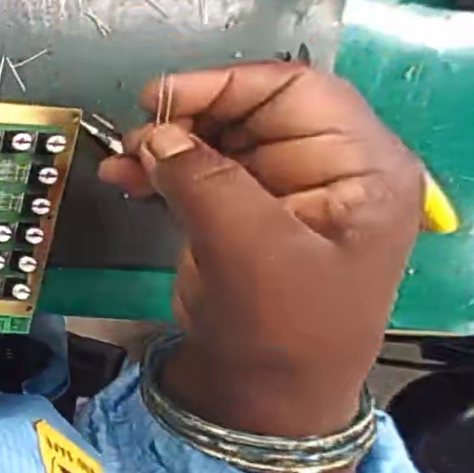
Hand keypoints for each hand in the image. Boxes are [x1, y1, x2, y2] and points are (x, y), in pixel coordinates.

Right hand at [96, 63, 422, 441]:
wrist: (261, 387)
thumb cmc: (279, 323)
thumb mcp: (250, 248)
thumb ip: (205, 182)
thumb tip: (155, 136)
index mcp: (355, 165)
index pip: (293, 92)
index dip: (223, 85)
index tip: (154, 99)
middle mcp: (317, 168)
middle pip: (246, 113)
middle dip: (184, 119)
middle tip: (133, 140)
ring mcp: (270, 193)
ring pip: (210, 141)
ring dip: (160, 146)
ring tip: (119, 163)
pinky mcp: (230, 215)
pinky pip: (189, 173)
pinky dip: (153, 171)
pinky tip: (122, 178)